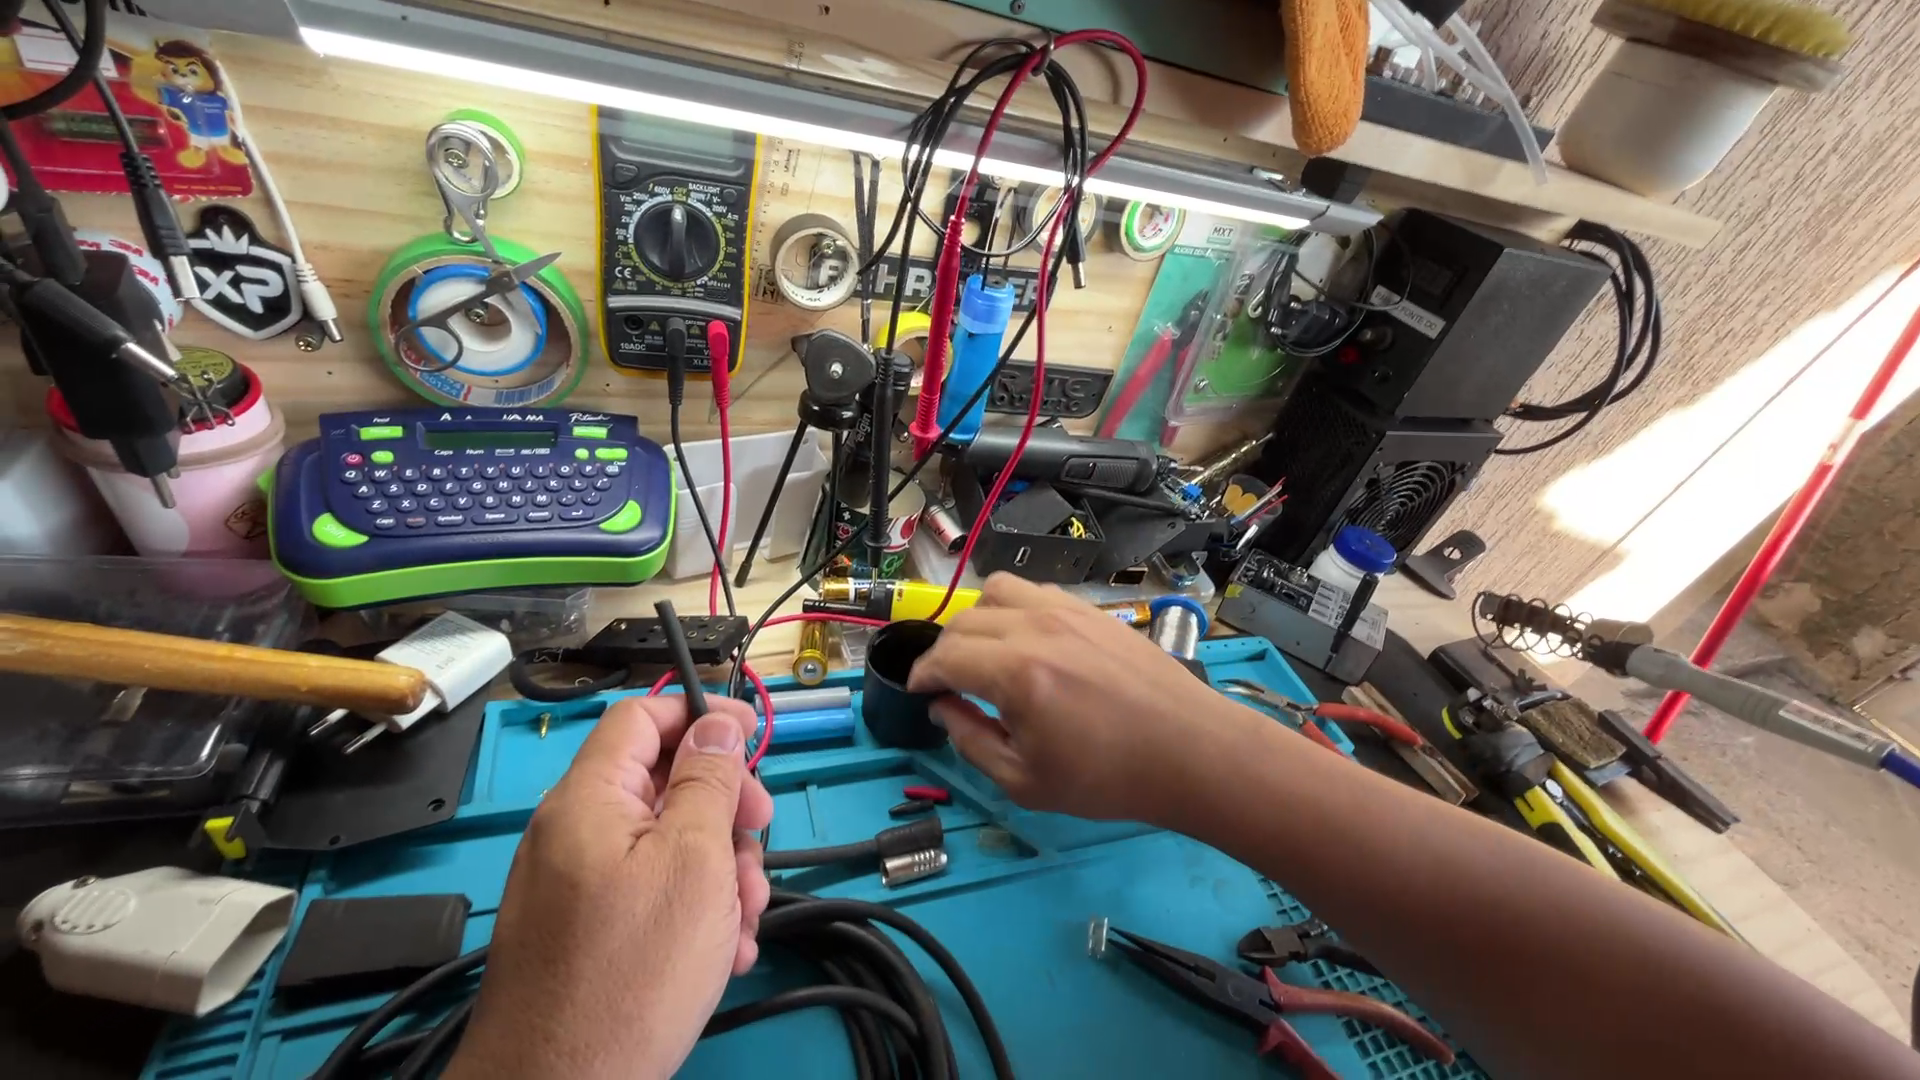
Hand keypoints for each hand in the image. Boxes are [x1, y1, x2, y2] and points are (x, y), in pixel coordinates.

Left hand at [448, 696, 773, 1079]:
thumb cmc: (634, 970)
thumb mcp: (694, 859)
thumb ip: (709, 780)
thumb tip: (717, 723)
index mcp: (589, 799)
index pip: (642, 716)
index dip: (701, 715)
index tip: (752, 736)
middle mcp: (574, 832)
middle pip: (663, 780)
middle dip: (724, 807)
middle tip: (758, 841)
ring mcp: (576, 883)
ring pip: (665, 839)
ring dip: (719, 866)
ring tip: (746, 917)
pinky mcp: (585, 929)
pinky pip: (647, 887)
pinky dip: (692, 903)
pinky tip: (723, 948)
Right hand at [907, 573, 1263, 822]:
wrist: (1189, 750)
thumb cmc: (1107, 778)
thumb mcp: (1025, 780)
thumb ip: (970, 740)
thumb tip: (942, 706)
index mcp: (1016, 673)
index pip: (945, 657)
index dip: (921, 674)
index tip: (918, 691)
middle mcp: (1035, 627)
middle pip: (964, 620)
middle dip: (943, 651)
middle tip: (948, 682)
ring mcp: (1067, 610)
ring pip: (996, 589)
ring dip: (976, 619)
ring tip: (984, 652)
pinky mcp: (1090, 609)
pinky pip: (1034, 591)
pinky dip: (1013, 608)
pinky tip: (1025, 640)